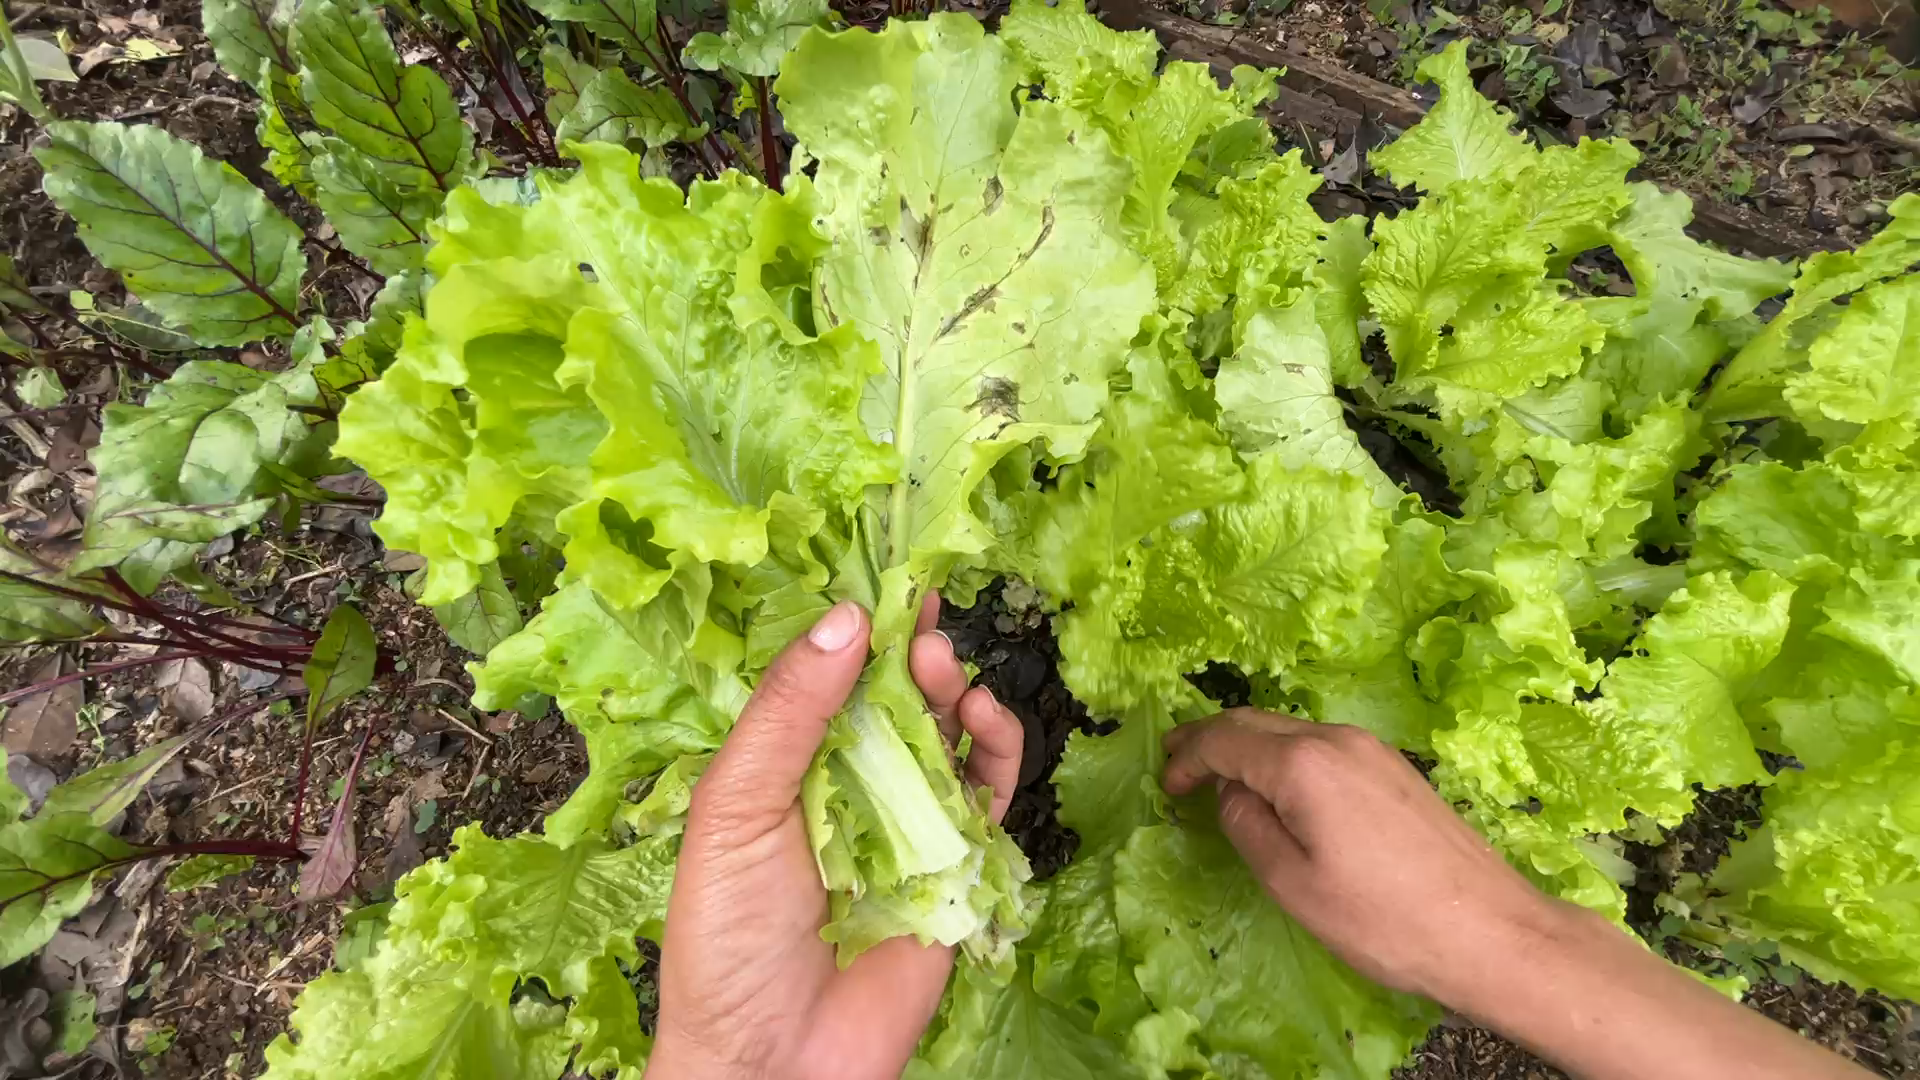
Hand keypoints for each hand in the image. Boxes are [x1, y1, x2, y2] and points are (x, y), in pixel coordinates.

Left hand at [650, 596, 1022, 1079]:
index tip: (894, 578)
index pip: (837, 673)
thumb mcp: (739, 804)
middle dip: (914, 652)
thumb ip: (789, 712)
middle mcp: (857, 775)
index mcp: (797, 756)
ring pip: (948, 730)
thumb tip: (846, 618)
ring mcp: (911, 813)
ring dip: (955, 690)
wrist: (778, 1057)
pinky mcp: (957, 853)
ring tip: (948, 673)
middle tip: (924, 628)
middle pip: (899, 695)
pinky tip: (986, 718)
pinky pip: (988, 787)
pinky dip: (997, 747)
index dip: (866, 625)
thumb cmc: (732, 927)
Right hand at [1160, 708, 1555, 1003]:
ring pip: (1284, 728)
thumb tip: (1233, 793)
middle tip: (1176, 759)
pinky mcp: (1390, 765)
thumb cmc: (1383, 918)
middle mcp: (1332, 737)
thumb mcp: (1291, 882)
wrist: (1499, 935)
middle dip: (1207, 736)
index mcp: (1300, 762)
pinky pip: (1316, 743)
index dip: (1186, 758)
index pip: (1222, 740)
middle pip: (1251, 720)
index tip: (1166, 785)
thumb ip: (1245, 824)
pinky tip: (1277, 785)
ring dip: (1244, 744)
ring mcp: (1367, 747)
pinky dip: (1279, 754)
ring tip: (1219, 772)